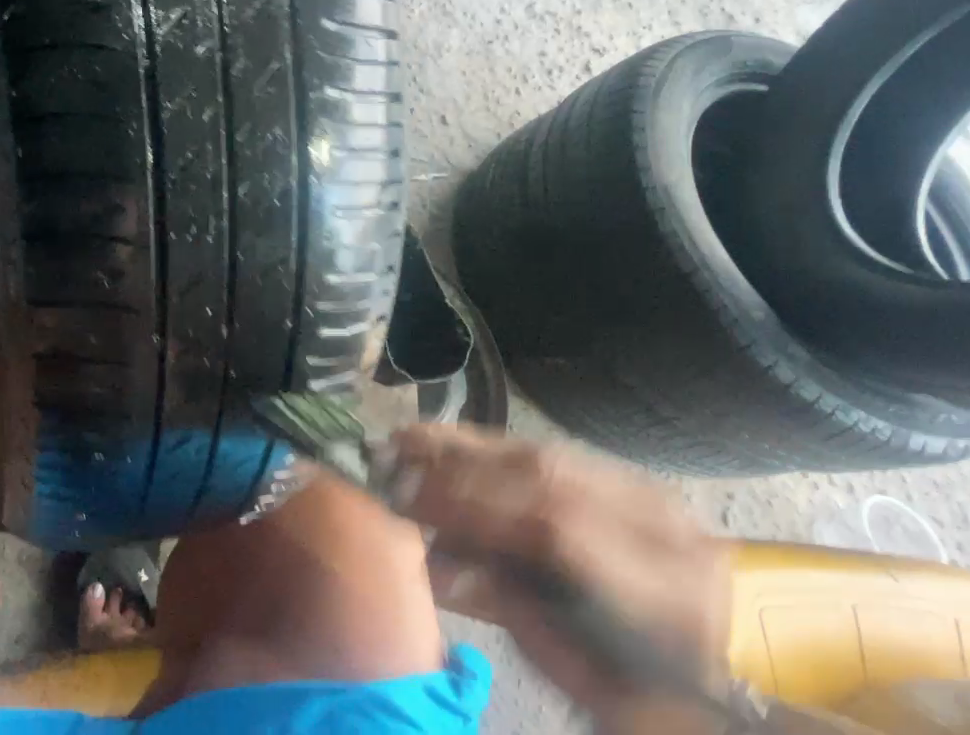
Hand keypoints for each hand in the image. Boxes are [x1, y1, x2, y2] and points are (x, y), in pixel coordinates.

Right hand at [385, 424, 733, 729]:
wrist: (729, 664)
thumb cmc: (639, 679)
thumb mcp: (571, 664)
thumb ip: (506, 605)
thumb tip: (431, 564)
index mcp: (659, 597)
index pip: (555, 528)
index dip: (471, 507)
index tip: (406, 503)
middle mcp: (664, 535)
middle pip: (548, 478)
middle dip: (456, 468)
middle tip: (391, 466)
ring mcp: (656, 501)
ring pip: (550, 455)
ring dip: (468, 446)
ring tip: (408, 440)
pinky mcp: (638, 483)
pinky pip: (556, 452)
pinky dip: (495, 445)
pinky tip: (452, 440)